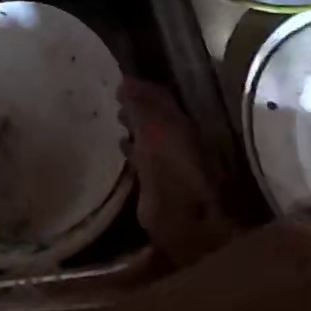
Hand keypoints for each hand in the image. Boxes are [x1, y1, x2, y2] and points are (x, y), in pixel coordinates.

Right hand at [118, 77, 237, 264]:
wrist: (194, 229)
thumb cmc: (173, 175)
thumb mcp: (154, 133)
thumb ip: (141, 108)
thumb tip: (127, 82)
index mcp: (180, 124)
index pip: (158, 96)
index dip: (140, 87)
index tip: (119, 81)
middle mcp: (180, 140)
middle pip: (157, 116)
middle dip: (138, 106)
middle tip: (116, 99)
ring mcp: (174, 165)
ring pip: (153, 136)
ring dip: (137, 127)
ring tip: (118, 121)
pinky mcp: (165, 188)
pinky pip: (148, 157)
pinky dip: (136, 149)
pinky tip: (125, 150)